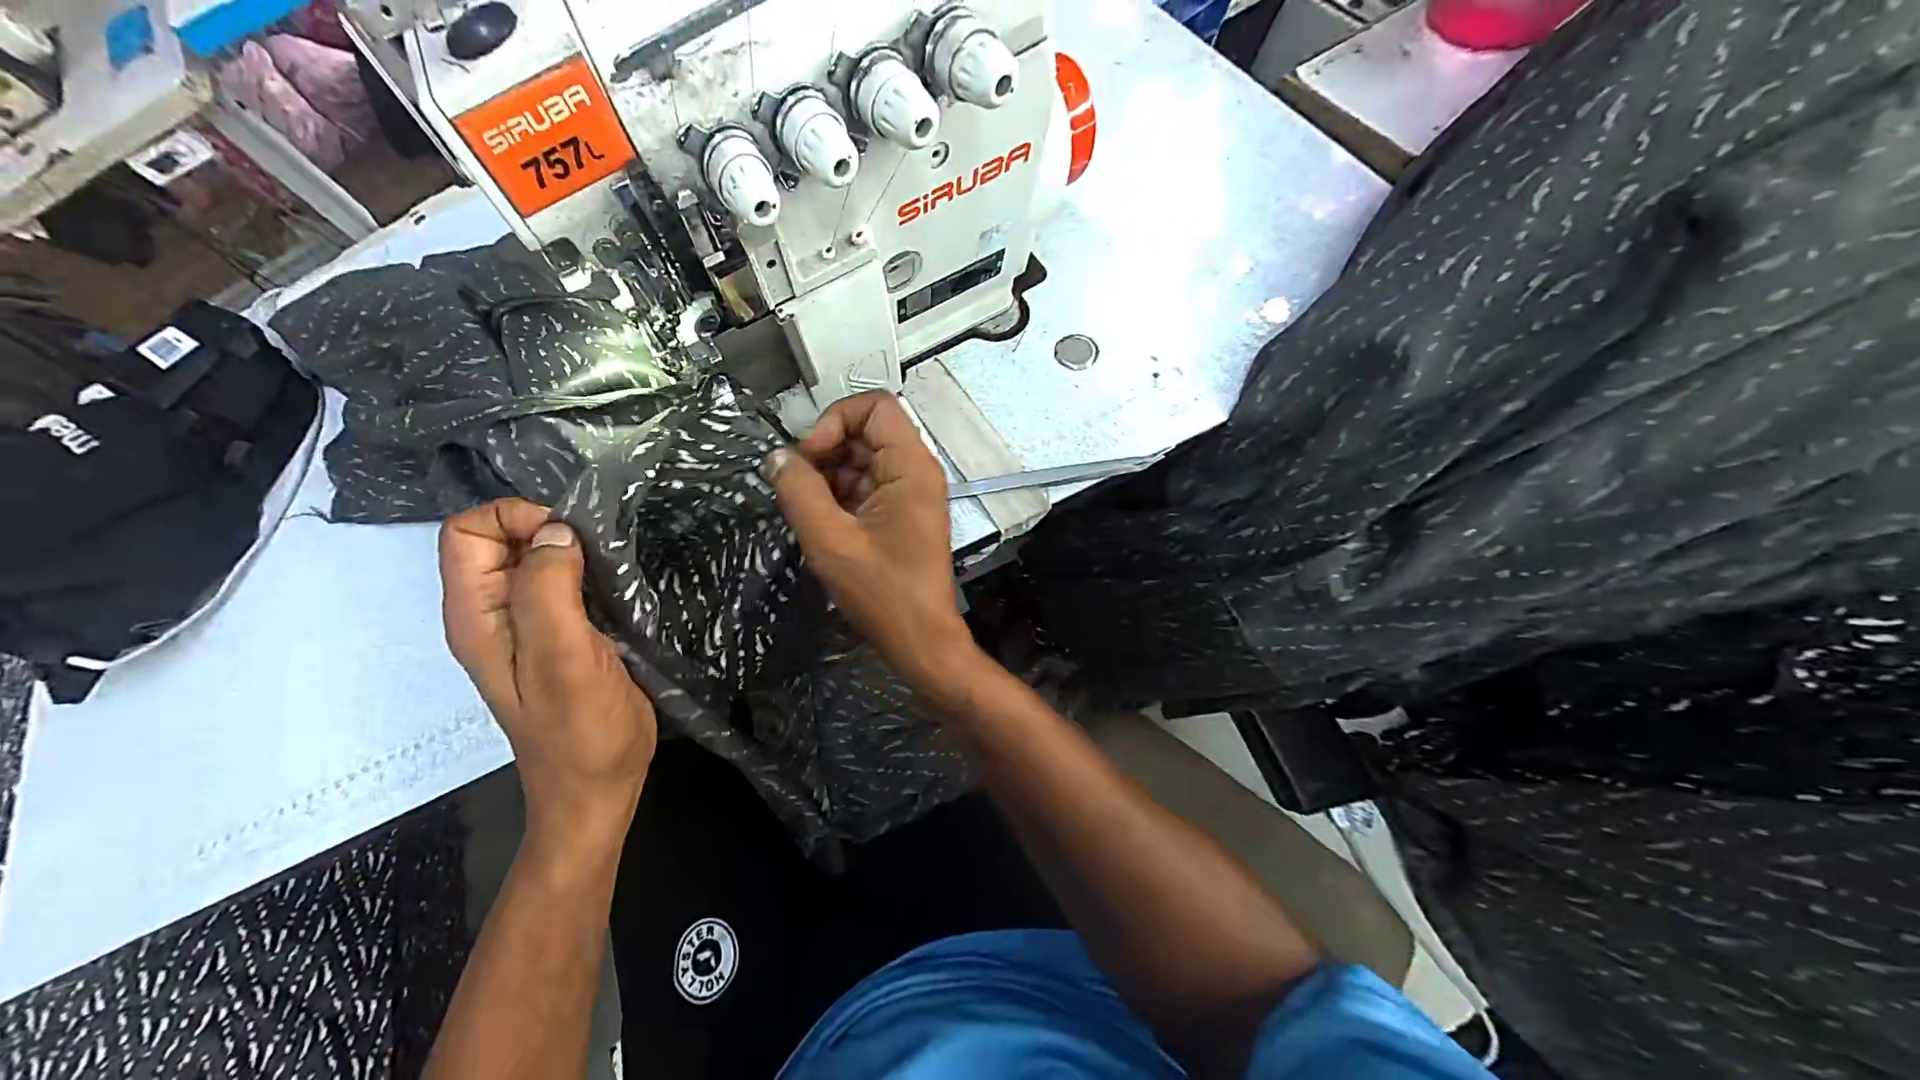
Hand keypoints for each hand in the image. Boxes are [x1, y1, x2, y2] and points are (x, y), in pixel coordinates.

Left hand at [439, 498, 656, 847]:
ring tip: (612, 572)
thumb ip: (550, 590)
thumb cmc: (582, 732)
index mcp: (477, 618)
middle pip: (499, 540)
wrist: (598, 789)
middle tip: (599, 557)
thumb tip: (556, 531)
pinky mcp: (560, 637)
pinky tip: (617, 590)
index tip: (570, 539)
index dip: (514, 519)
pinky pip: (563, 584)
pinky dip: (588, 574)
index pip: (466, 532)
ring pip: (534, 559)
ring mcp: (526, 628)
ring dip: (573, 553)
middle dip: (548, 531)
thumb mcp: (564, 658)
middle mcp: (493, 616)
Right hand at [764, 392, 984, 704]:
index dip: (835, 420)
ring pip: (861, 461)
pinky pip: (865, 488)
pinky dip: (839, 497)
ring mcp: (909, 495)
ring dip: (828, 477)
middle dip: (826, 452)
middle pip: (865, 432)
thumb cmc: (882, 592)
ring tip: (808, 511)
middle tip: (798, 488)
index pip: (875, 406)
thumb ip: (798, 491)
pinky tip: (821, 523)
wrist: (920, 640)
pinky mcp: (900, 516)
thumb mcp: (830, 540)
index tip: (810, 457)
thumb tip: (777, 456)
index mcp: (910, 467)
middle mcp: (915, 472)